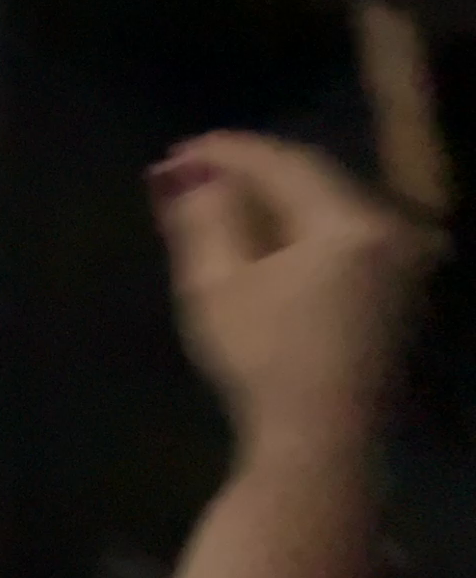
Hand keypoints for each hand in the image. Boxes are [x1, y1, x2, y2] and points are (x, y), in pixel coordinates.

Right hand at [151, 131, 438, 463]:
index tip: (174, 151)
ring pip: (325, 198)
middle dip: (244, 167)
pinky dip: (290, 213)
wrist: (323, 427)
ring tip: (209, 191)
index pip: (285, 163)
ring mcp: (403, 253)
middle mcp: (392, 226)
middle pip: (312, 175)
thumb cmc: (261, 353)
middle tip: (182, 169)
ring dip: (266, 189)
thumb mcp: (215, 282)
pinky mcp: (397, 277)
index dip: (226, 150)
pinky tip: (253, 221)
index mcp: (350, 224)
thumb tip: (185, 172)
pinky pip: (338, 222)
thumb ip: (204, 218)